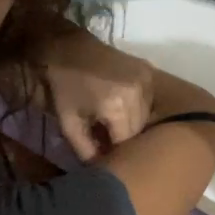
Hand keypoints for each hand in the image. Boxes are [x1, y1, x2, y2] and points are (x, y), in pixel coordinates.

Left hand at [44, 33, 156, 161]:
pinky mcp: (149, 72)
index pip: (125, 142)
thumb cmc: (65, 86)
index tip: (103, 154)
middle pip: (138, 131)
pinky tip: (120, 108)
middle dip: (123, 139)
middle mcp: (139, 94)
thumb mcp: (69, 122)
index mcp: (117, 107)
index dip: (114, 152)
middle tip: (107, 140)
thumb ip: (86, 150)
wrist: (70, 46)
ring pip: (146, 118)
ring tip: (113, 124)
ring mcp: (147, 81)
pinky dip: (136, 110)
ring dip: (131, 125)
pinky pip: (148, 101)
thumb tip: (100, 168)